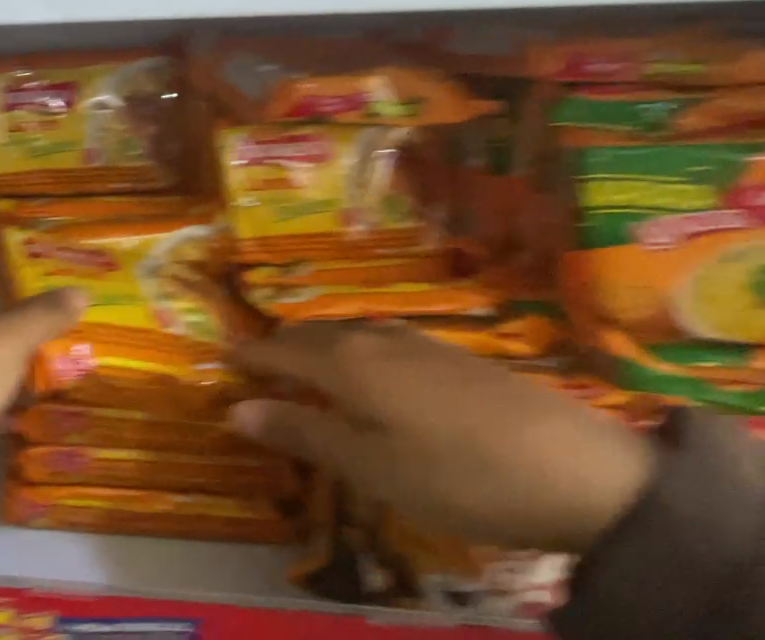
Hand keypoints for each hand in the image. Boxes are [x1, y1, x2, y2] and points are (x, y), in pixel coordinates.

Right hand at [229, 322, 656, 552]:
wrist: (590, 474)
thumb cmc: (459, 475)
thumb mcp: (371, 468)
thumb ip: (301, 434)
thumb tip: (233, 410)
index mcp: (341, 362)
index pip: (273, 349)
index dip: (244, 357)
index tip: (218, 362)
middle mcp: (371, 339)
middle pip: (307, 335)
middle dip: (275, 348)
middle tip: (255, 370)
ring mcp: (417, 343)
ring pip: (345, 335)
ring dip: (316, 349)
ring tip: (306, 373)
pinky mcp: (455, 356)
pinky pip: (379, 342)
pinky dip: (354, 353)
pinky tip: (371, 378)